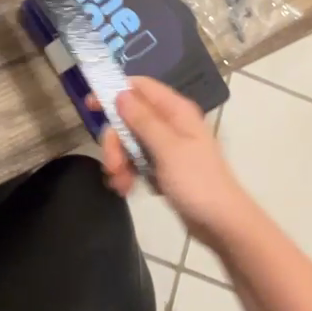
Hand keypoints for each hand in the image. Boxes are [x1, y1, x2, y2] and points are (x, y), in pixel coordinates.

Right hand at [96, 77, 258, 246]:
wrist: (221, 223)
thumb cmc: (198, 182)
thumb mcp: (168, 149)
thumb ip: (143, 120)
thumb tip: (120, 93)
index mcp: (176, 111)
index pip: (140, 87)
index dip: (114, 91)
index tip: (91, 106)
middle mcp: (170, 123)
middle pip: (128, 118)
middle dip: (115, 140)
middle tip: (113, 164)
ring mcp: (166, 146)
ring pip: (129, 141)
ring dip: (119, 160)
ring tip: (121, 183)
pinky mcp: (162, 167)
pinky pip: (135, 161)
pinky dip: (127, 172)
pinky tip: (126, 189)